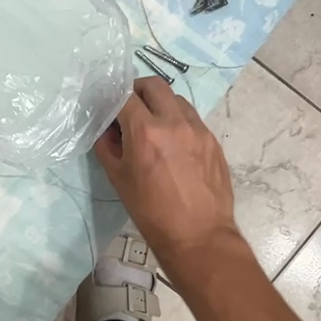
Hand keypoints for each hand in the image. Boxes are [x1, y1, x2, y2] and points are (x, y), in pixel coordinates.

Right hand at [94, 77, 239, 260]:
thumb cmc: (150, 210)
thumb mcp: (118, 177)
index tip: (108, 105)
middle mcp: (174, 122)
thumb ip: (107, 145)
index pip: (124, 95)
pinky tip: (173, 145)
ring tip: (153, 126)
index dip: (112, 97)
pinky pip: (192, 119)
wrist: (199, 235)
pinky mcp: (213, 141)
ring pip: (176, 99)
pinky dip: (178, 122)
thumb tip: (107, 128)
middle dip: (138, 90)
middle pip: (154, 85)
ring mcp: (198, 129)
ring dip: (160, 104)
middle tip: (130, 107)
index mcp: (145, 131)